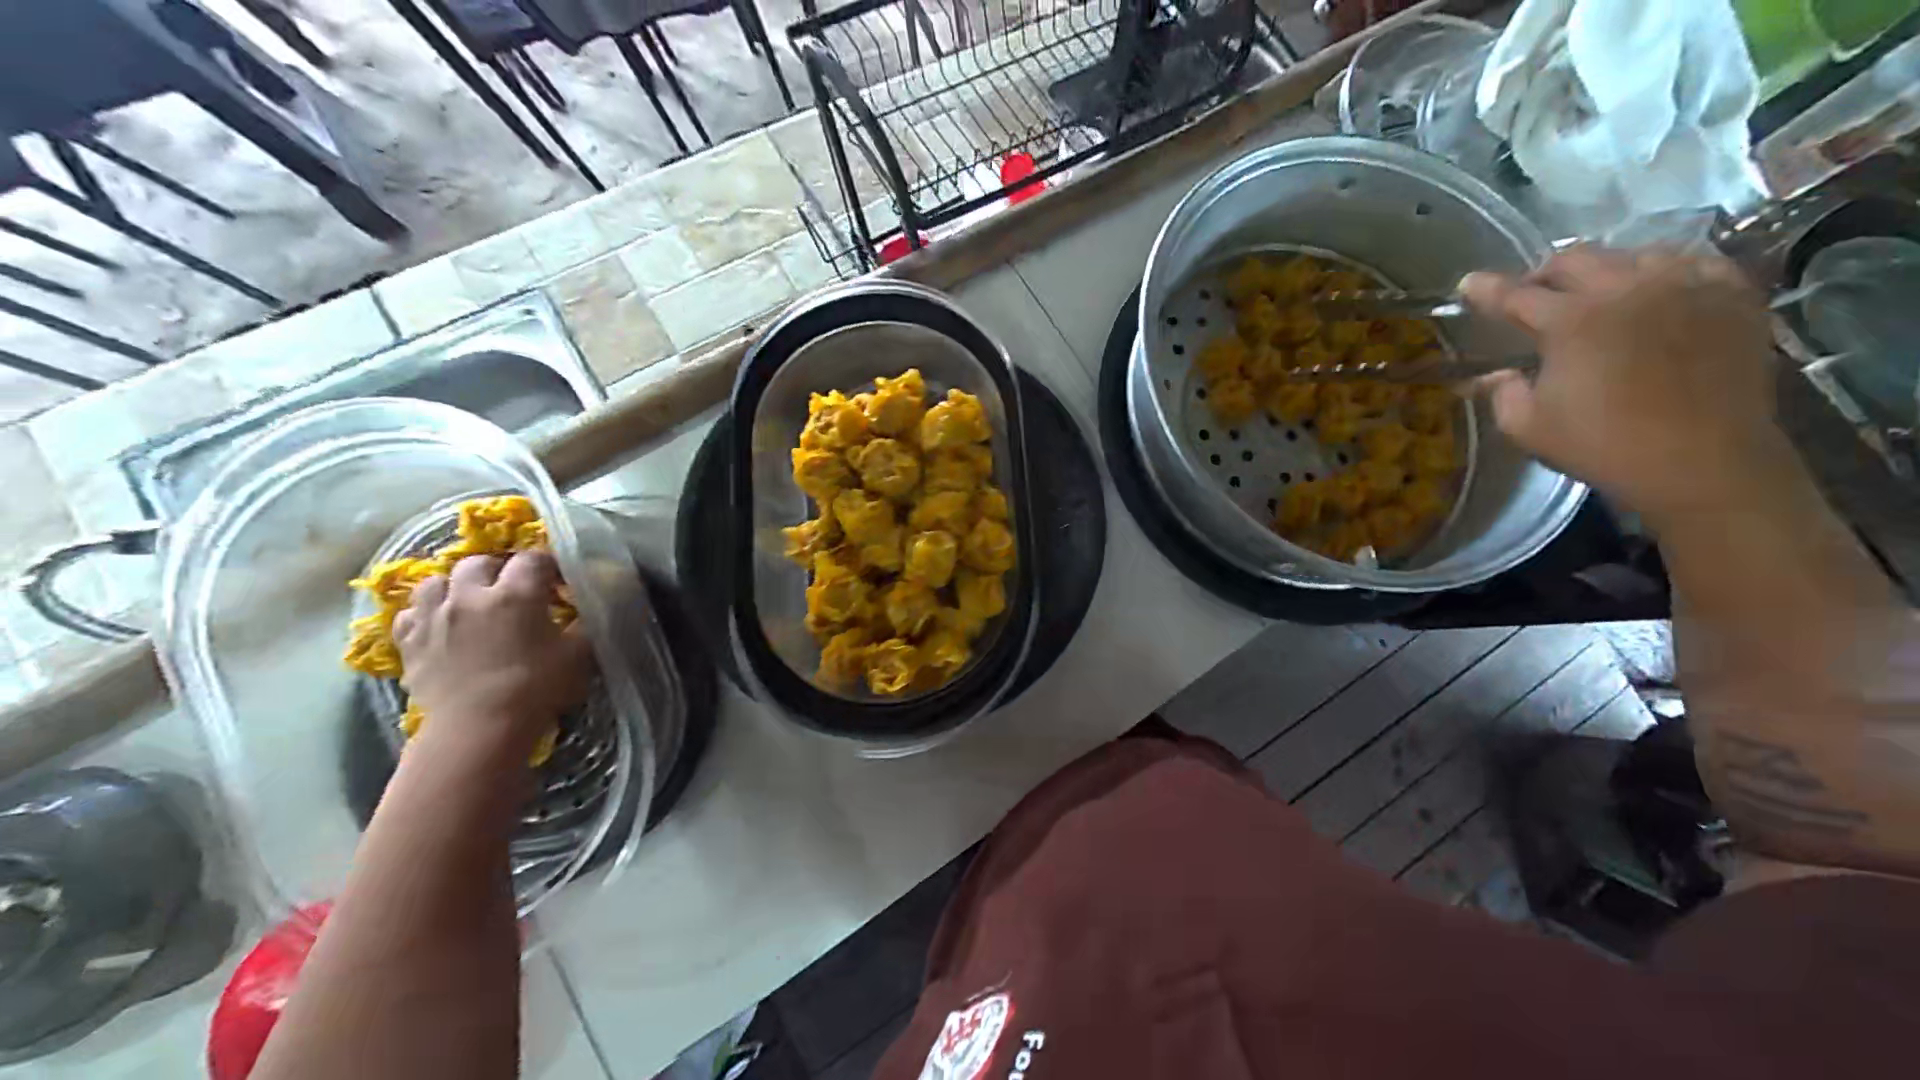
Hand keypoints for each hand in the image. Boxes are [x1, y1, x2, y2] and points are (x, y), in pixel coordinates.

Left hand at [392, 551, 593, 758]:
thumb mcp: (579, 654)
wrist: (478, 730)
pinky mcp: (409, 643)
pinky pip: (410, 614)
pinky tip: (439, 625)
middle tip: (515, 589)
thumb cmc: (537, 689)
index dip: (549, 565)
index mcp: (517, 593)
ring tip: (470, 601)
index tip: (560, 582)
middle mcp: (470, 595)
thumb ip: (586, 623)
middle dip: (499, 569)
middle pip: (480, 562)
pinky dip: (425, 613)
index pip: (534, 559)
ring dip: (455, 586)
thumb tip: (592, 605)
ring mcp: (434, 617)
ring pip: (436, 581)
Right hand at [1460, 246, 1780, 521]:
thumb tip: (1494, 375)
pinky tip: (1658, 292)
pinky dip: (1667, 272)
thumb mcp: (1527, 426)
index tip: (1468, 283)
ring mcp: (1688, 286)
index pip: (1514, 295)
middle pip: (1577, 259)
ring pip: (1636, 254)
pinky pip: (1696, 264)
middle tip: (1534, 293)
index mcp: (1571, 321)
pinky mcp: (1733, 296)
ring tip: (1598, 292)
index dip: (1485, 289)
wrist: (1703, 461)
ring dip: (1606, 269)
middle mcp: (1628, 289)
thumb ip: (1502, 392)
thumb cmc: (1603, 445)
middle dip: (1545, 273)